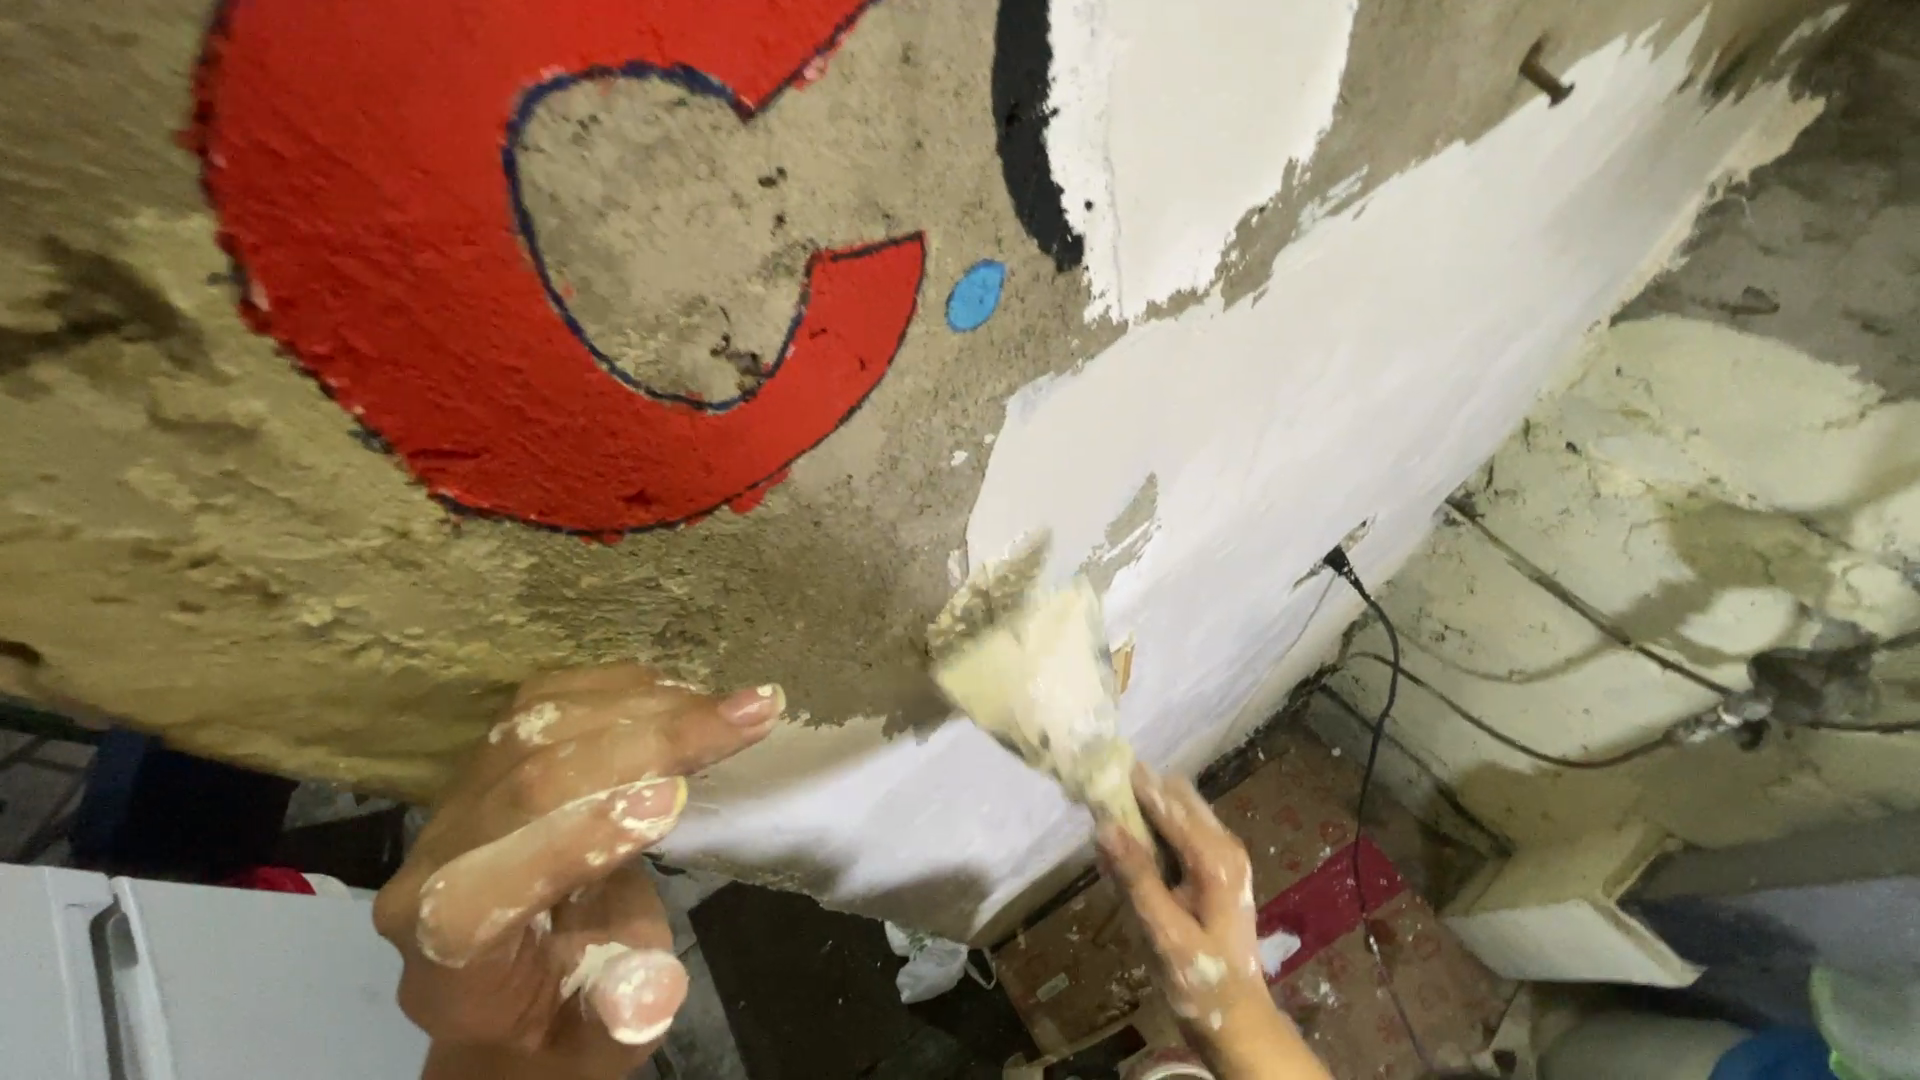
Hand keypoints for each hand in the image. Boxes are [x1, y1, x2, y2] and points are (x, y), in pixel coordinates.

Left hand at [373, 663, 783, 1079]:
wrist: (522, 972)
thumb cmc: (561, 1015)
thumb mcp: (597, 1048)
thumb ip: (618, 1021)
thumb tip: (651, 993)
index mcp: (445, 950)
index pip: (487, 889)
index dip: (576, 839)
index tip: (676, 798)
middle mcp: (435, 859)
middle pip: (532, 782)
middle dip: (649, 745)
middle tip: (745, 719)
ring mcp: (461, 795)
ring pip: (542, 725)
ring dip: (651, 706)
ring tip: (732, 705)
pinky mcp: (493, 753)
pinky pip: (550, 698)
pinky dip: (626, 688)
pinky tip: (686, 694)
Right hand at [1098, 765, 1331, 1079]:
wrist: (1239, 1019)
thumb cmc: (1201, 981)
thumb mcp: (1162, 933)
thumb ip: (1135, 877)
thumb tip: (1103, 825)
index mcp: (1214, 858)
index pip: (1167, 803)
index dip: (1132, 785)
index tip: (1097, 769)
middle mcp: (1224, 844)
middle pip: (1177, 795)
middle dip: (1139, 792)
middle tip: (1099, 799)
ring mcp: (1223, 853)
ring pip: (1179, 808)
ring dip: (1145, 808)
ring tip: (1108, 819)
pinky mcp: (1216, 866)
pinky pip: (1181, 829)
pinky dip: (1155, 828)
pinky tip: (1131, 848)